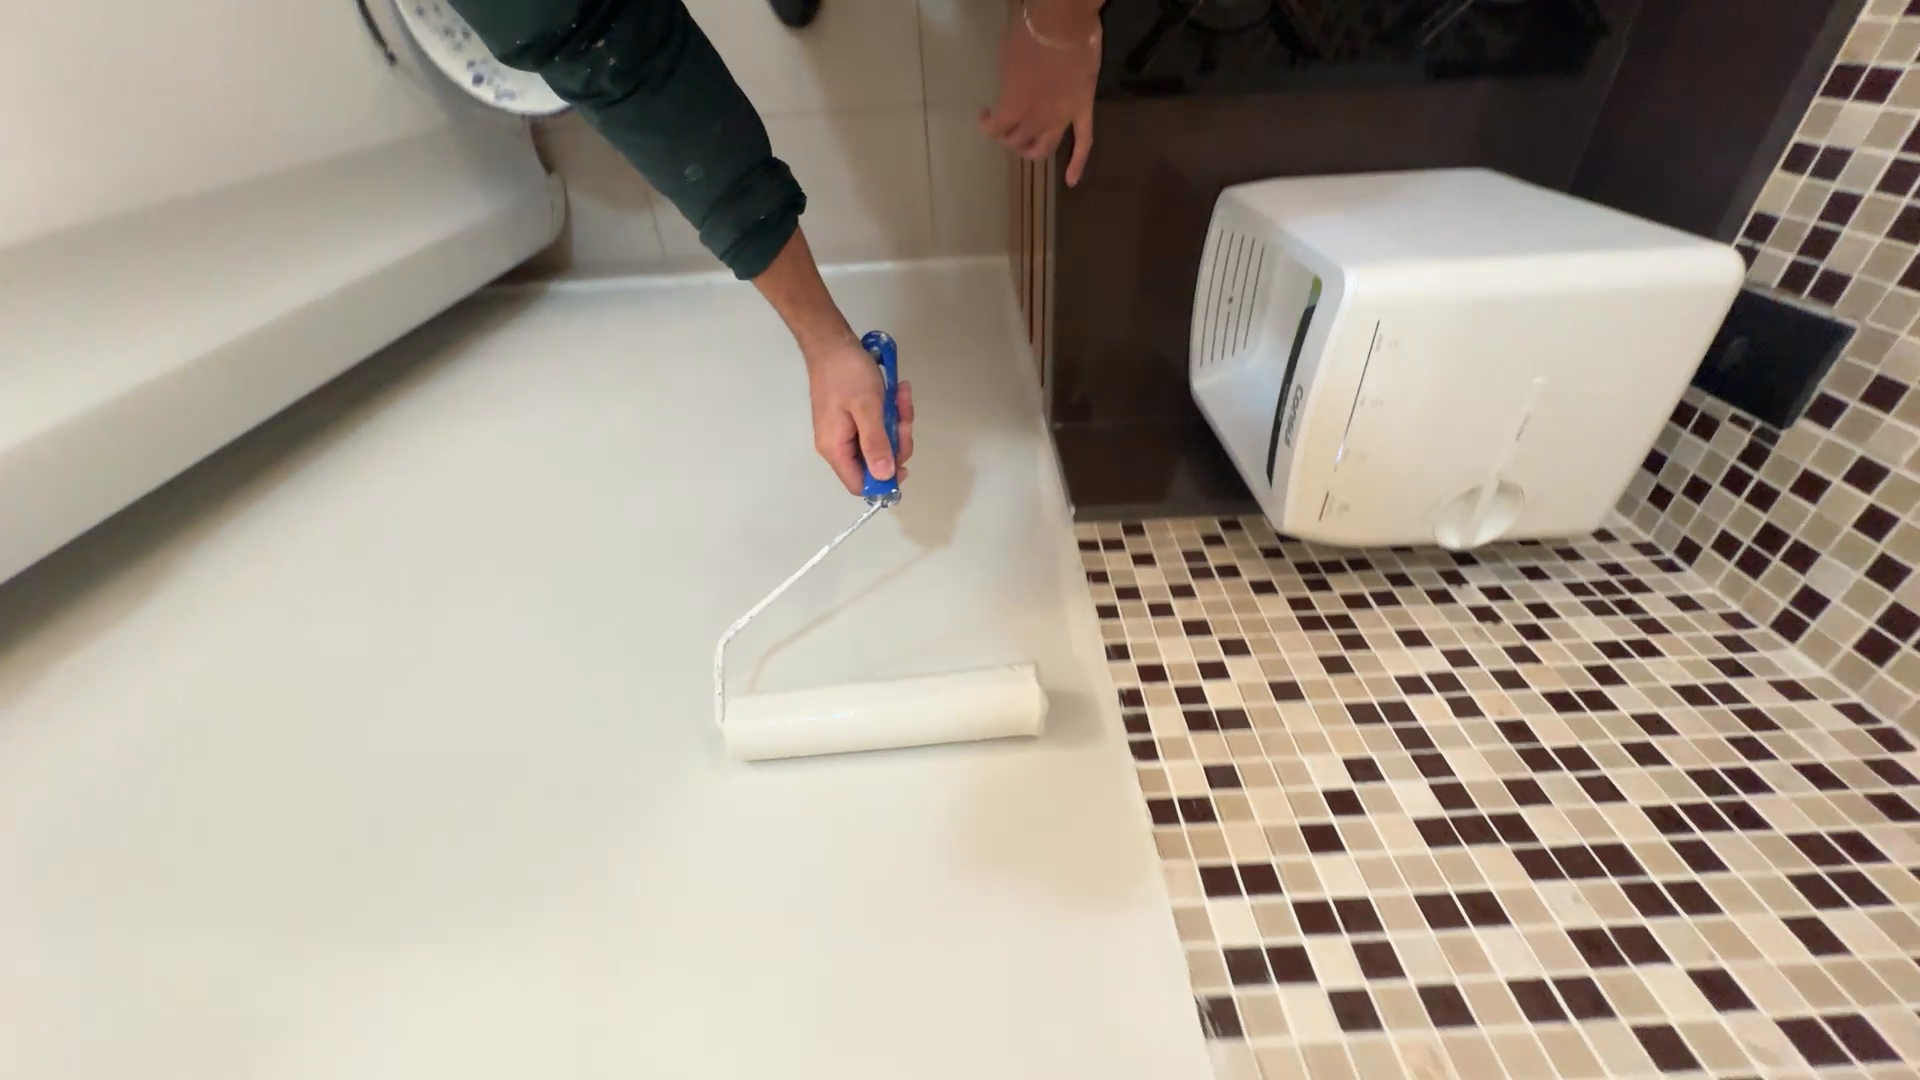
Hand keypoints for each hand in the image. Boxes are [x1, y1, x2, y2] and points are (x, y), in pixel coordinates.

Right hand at [804, 335, 915, 494]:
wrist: (832, 342)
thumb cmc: (847, 373)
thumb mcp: (867, 408)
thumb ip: (876, 444)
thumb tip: (885, 477)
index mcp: (836, 449)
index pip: (859, 484)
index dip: (883, 481)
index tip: (903, 464)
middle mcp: (838, 446)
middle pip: (874, 464)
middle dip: (896, 442)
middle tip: (904, 418)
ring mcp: (846, 431)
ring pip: (881, 443)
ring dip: (897, 422)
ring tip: (901, 396)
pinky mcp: (853, 418)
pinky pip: (877, 426)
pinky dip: (890, 412)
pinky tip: (897, 393)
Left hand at [980, 1, 1100, 185]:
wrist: (1064, 19)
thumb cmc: (1028, 33)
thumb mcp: (1006, 59)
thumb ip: (1007, 85)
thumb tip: (1010, 91)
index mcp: (1013, 108)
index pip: (996, 129)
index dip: (988, 125)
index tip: (986, 116)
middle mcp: (1036, 120)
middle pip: (1019, 141)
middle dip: (1009, 137)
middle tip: (1007, 129)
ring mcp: (1062, 118)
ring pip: (1045, 147)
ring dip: (1033, 151)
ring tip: (1029, 149)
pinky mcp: (1083, 111)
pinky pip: (1083, 142)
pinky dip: (1077, 163)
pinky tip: (1070, 180)